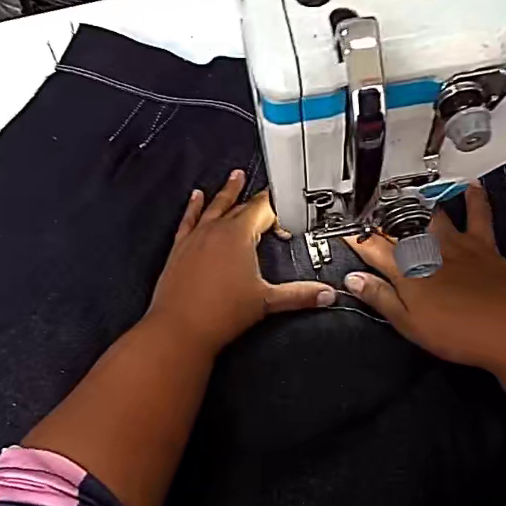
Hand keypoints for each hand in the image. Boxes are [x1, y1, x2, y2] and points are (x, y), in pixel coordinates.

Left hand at [146, 169, 335, 353]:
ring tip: (234, 177)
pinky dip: (193, 206)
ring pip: (215, 206)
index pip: (263, 210)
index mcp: (239, 235)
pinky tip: (195, 197)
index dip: (279, 212)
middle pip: (241, 206)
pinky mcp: (179, 248)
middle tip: (267, 190)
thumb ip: (300, 295)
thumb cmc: (219, 314)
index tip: (287, 217)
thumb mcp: (267, 301)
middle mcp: (216, 230)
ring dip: (227, 192)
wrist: (180, 329)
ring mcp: (195, 237)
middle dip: (257, 199)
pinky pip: (188, 219)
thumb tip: (326, 294)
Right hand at [345, 182, 505, 371]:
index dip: (357, 240)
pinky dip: (474, 198)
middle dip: (381, 223)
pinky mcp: (482, 244)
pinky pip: (477, 214)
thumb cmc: (462, 332)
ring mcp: (456, 244)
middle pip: (399, 229)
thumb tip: (354, 281)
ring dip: (416, 206)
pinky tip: (470, 186)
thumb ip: (380, 298)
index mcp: (406, 270)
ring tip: (404, 198)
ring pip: (431, 216)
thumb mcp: (409, 323)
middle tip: (371, 218)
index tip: (347, 235)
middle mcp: (429, 250)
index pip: (372, 249)